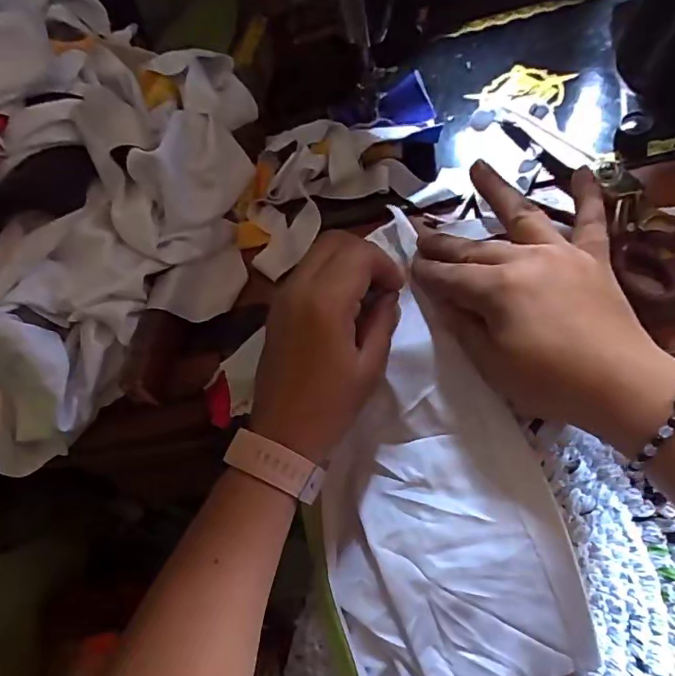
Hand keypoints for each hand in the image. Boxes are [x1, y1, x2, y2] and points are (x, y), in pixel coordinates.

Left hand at [249, 230, 404, 461]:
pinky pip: (305, 274)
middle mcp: (298, 287)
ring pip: (317, 253)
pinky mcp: (276, 310)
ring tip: (366, 296)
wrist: (282, 434)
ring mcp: (282, 297)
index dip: (385, 264)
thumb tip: (387, 298)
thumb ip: (382, 322)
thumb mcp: (370, 367)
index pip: (359, 254)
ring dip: (346, 263)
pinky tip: (343, 306)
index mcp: (325, 301)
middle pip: (335, 241)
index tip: (398, 289)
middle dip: (366, 255)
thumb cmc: (331, 407)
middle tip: (384, 285)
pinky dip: (328, 276)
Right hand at [411, 160, 674, 453]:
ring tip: (477, 167)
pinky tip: (581, 170)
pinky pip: (591, 220)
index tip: (408, 265)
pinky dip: (587, 194)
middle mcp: (526, 260)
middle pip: (477, 247)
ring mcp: (562, 254)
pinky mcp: (594, 260)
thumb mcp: (493, 365)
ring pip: (524, 216)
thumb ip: (465, 329)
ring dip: (498, 191)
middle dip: (446, 241)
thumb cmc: (549, 383)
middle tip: (421, 231)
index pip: (451, 278)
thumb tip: (443, 302)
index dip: (427, 273)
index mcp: (497, 289)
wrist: (619, 383)